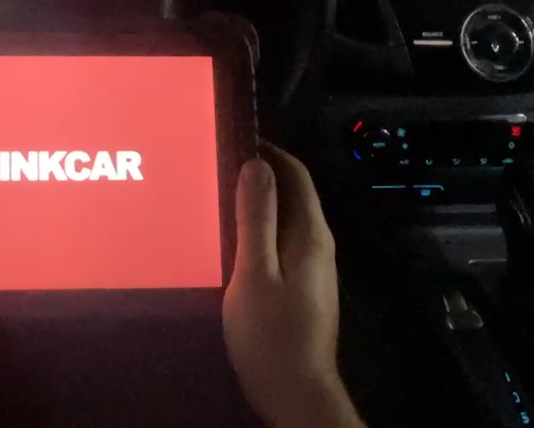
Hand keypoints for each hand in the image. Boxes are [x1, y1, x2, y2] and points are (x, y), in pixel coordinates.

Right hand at [223, 145, 364, 427]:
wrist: (296, 395)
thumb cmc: (272, 333)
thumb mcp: (254, 270)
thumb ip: (255, 216)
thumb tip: (256, 163)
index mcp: (309, 233)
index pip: (295, 173)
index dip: (268, 150)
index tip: (232, 138)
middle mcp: (317, 243)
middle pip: (292, 191)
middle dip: (258, 171)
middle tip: (216, 163)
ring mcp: (313, 266)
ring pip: (285, 215)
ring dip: (256, 198)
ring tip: (216, 192)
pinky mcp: (303, 284)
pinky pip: (280, 237)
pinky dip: (258, 224)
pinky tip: (230, 235)